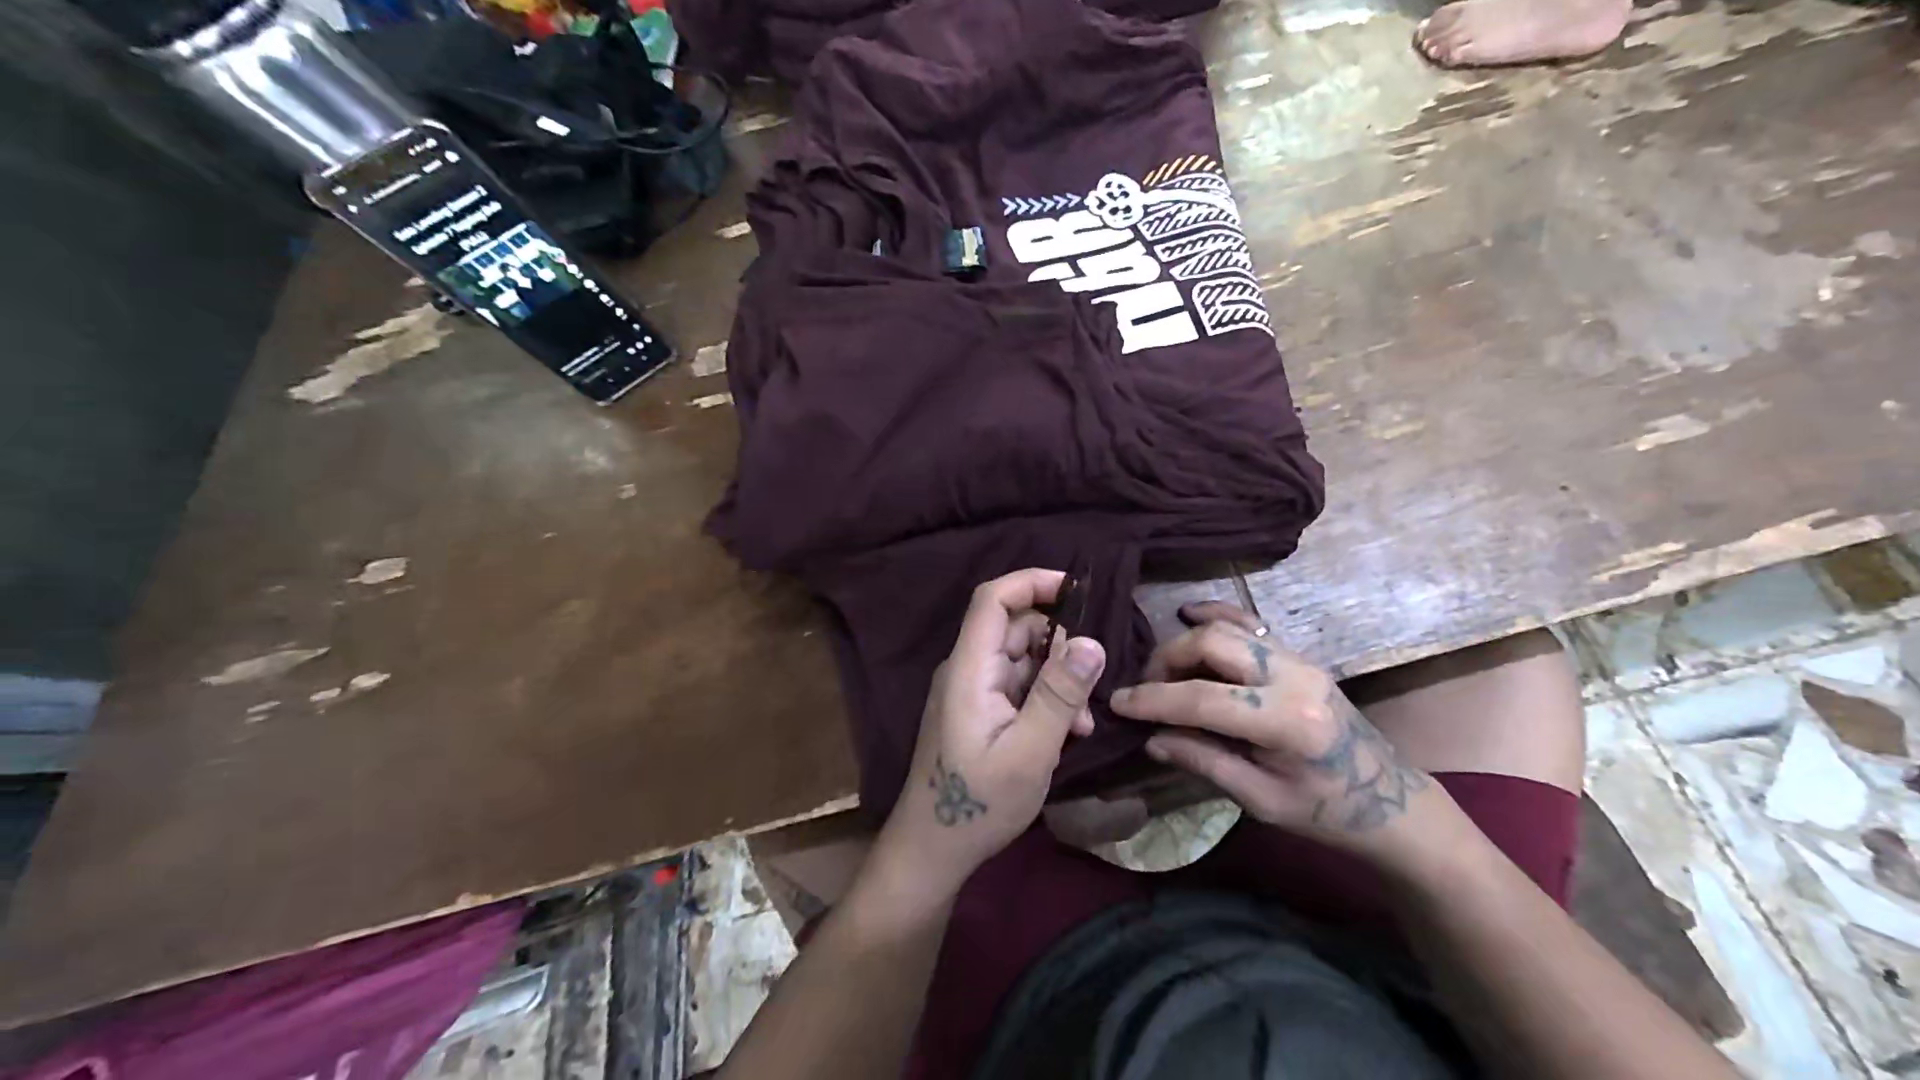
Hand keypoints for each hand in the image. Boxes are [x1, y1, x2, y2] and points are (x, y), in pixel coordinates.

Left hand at [871, 569, 1105, 900]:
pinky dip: (1045, 701)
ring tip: (1082, 724)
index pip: (993, 600)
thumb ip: (1060, 695)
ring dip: (1058, 681)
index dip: (1031, 582)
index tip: (1077, 590)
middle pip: (1017, 630)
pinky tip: (1067, 734)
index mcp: (971, 668)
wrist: (934, 848)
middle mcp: (968, 670)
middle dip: (1060, 648)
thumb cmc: (980, 802)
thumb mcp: (1030, 751)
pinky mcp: (980, 711)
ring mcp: (973, 691)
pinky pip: (1018, 687)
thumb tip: (1091, 642)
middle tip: (1089, 686)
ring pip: (1023, 661)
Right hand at [1109, 602, 1434, 861]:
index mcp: (1288, 722)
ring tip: (1164, 673)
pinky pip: (1248, 624)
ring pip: (1225, 629)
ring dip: (1185, 645)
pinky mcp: (1297, 655)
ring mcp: (1299, 659)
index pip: (1202, 699)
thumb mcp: (1259, 800)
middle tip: (1146, 689)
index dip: (1153, 700)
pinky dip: (1215, 617)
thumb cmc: (1324, 813)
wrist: (1388, 801)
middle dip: (1166, 661)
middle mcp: (1294, 677)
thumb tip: (1149, 737)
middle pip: (1211, 644)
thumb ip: (1202, 760)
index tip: (1117, 703)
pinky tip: (1188, 614)